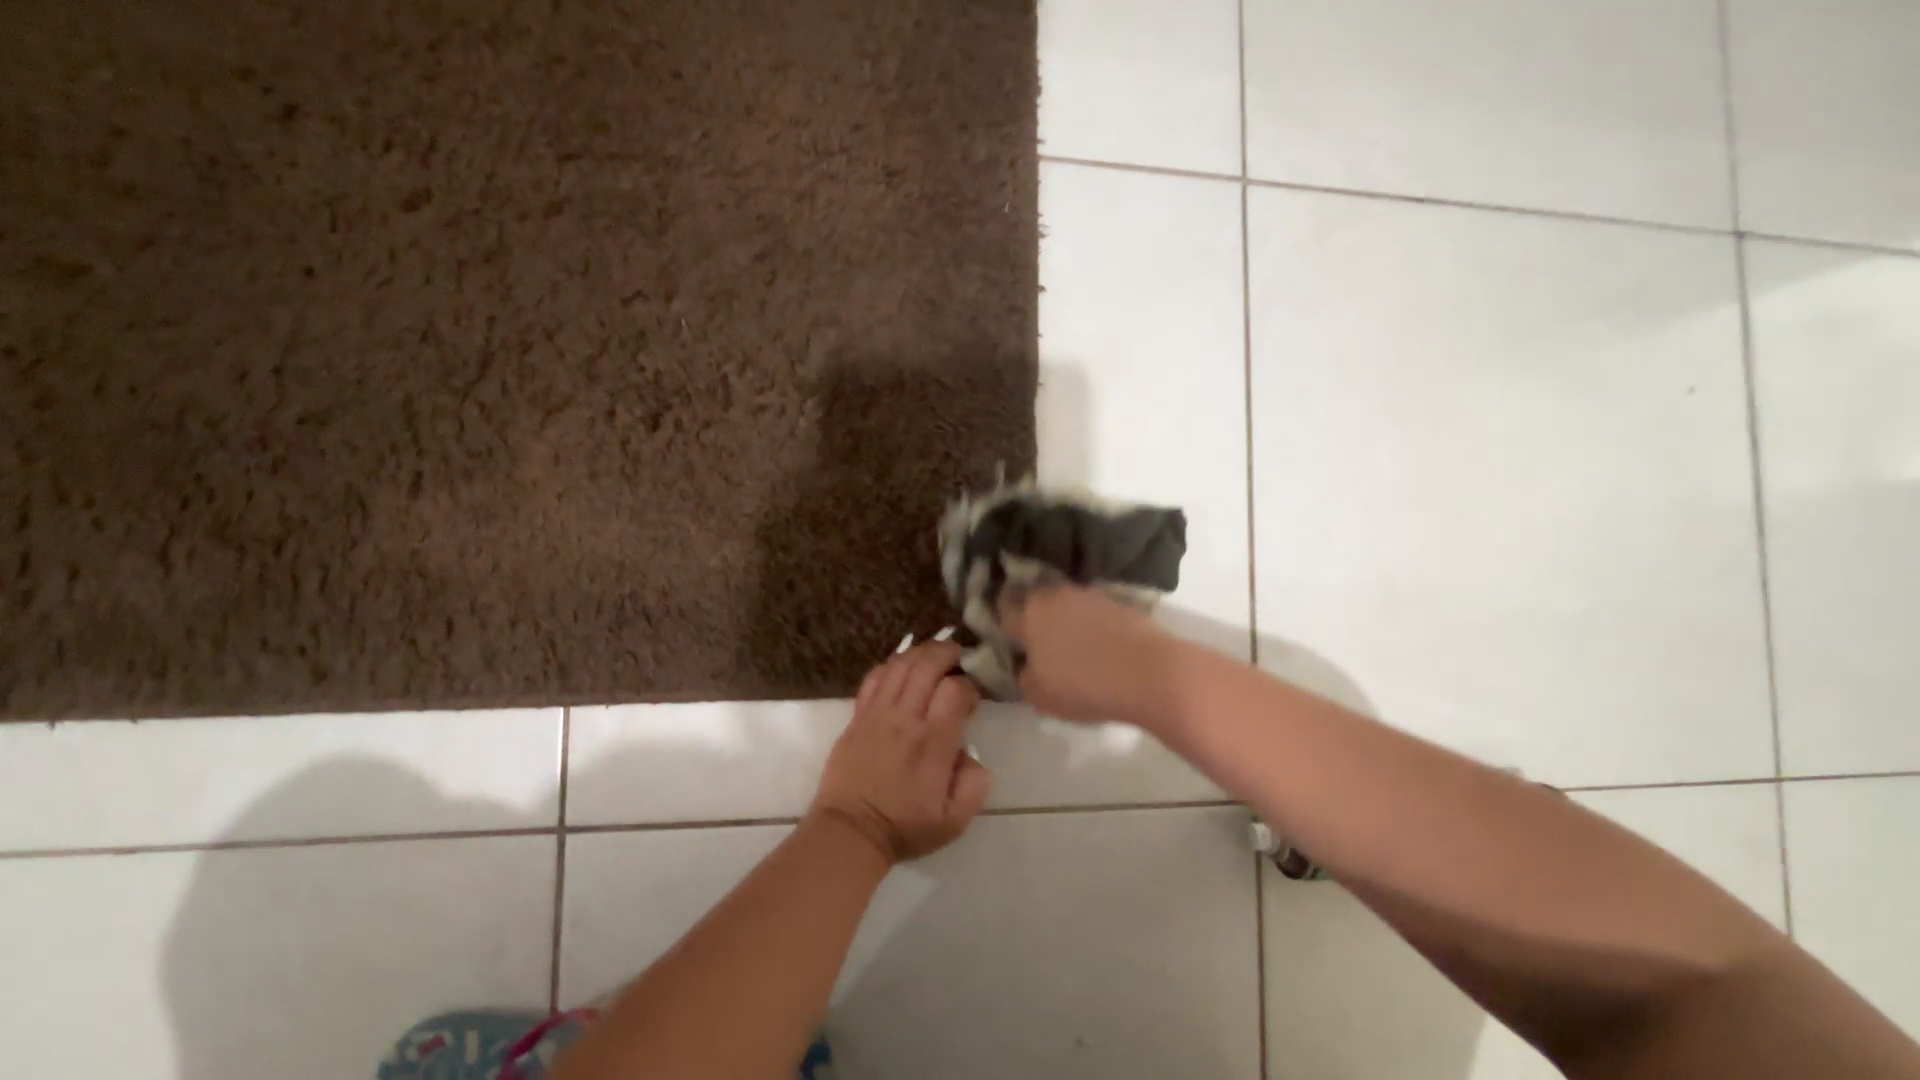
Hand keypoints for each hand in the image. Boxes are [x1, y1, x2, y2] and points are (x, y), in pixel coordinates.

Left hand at [809, 641, 991, 862]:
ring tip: (934, 653)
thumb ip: (974, 786)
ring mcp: (877, 714)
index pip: (955, 690)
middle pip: (926, 665)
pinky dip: (891, 665)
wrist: (851, 831)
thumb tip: (973, 757)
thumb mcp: (954, 821)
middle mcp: (905, 719)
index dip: (970, 685)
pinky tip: (902, 667)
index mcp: (933, 742)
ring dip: (920, 652)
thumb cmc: (904, 827)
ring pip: (899, 665)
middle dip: (947, 653)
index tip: (974, 697)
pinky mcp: (857, 717)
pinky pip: (874, 678)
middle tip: (959, 655)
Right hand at [998, 585, 1181, 727]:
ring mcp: (1090, 595)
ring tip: (1071, 643)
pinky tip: (1098, 644)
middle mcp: (1057, 595)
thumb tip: (1028, 665)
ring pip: (1067, 602)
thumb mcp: (1040, 696)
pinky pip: (1094, 610)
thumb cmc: (1085, 686)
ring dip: (1065, 617)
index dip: (1003, 619)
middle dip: (1034, 614)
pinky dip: (1092, 622)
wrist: (1150, 673)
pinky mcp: (1119, 602)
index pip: (1004, 606)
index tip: (1008, 634)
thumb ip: (1025, 676)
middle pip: (1037, 598)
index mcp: (1030, 614)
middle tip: (1037, 638)